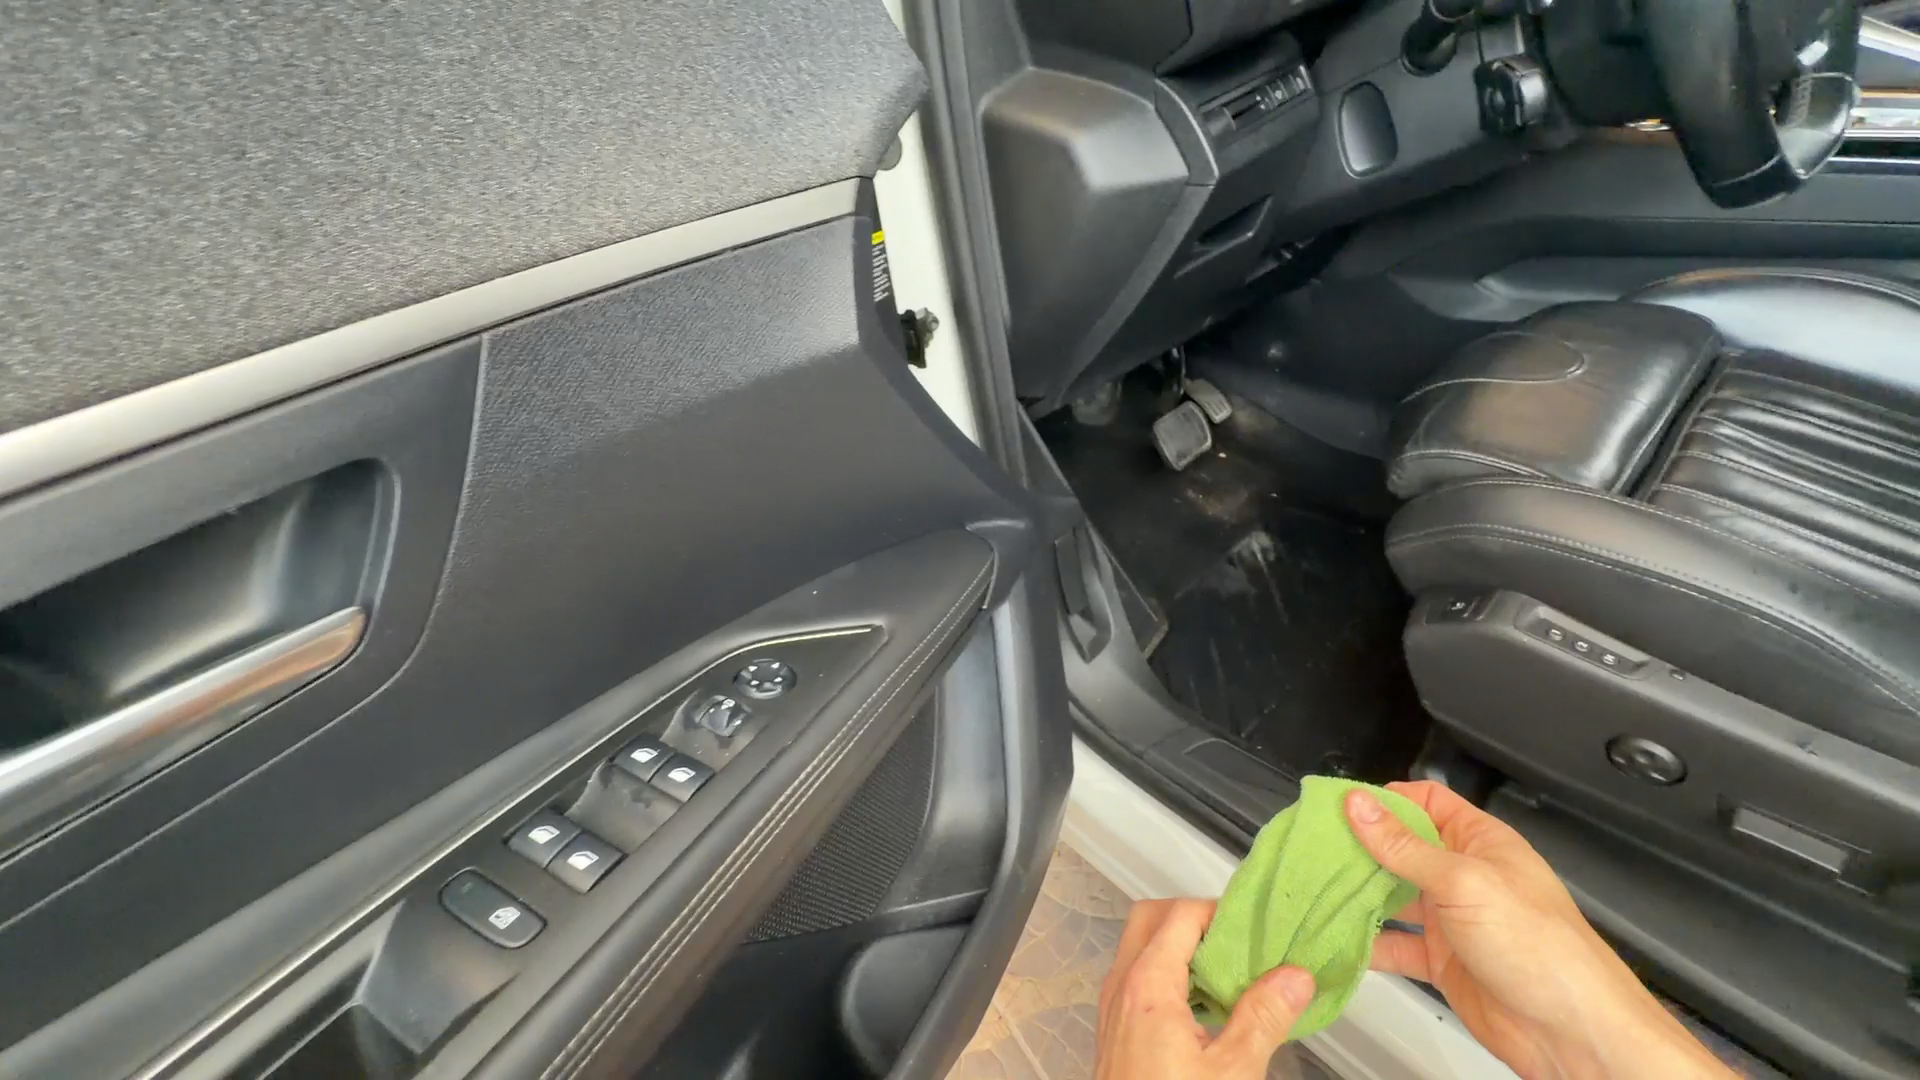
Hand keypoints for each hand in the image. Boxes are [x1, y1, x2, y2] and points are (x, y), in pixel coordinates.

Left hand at [1095, 898, 1313, 1078]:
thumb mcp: (1234, 1072)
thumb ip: (1264, 1016)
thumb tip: (1295, 977)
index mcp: (1147, 983)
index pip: (1180, 915)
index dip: (1217, 912)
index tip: (1252, 928)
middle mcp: (1121, 983)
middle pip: (1150, 918)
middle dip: (1192, 917)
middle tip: (1235, 940)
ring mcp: (1113, 1004)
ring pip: (1139, 945)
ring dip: (1178, 945)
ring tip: (1226, 969)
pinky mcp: (1114, 1027)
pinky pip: (1136, 976)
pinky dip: (1167, 972)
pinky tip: (1203, 1004)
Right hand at [1346, 781, 1735, 1079]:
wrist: (1577, 1039)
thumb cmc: (1539, 948)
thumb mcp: (1464, 882)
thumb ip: (1403, 845)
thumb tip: (1357, 804)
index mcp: (1479, 842)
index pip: (1425, 801)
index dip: (1385, 799)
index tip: (1340, 806)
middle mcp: (1463, 874)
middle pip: (1400, 847)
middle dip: (1359, 846)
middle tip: (1313, 846)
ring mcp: (1451, 919)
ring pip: (1392, 895)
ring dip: (1357, 893)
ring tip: (1314, 887)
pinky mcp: (1442, 960)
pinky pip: (1395, 943)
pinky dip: (1367, 942)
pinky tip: (1337, 936)